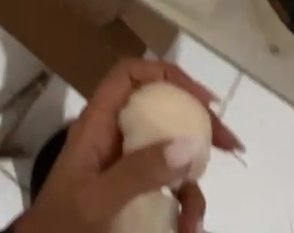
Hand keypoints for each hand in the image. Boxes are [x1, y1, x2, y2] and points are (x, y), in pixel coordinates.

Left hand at [13, 59, 242, 232]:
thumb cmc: (63, 223)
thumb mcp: (99, 199)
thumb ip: (140, 172)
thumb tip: (188, 143)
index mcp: (98, 122)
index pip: (130, 76)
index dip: (166, 75)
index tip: (202, 98)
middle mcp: (113, 135)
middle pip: (159, 110)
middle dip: (196, 126)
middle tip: (230, 145)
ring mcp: (123, 163)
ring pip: (169, 156)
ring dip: (190, 188)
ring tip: (192, 225)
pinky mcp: (132, 192)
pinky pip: (167, 189)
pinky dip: (182, 209)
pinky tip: (186, 231)